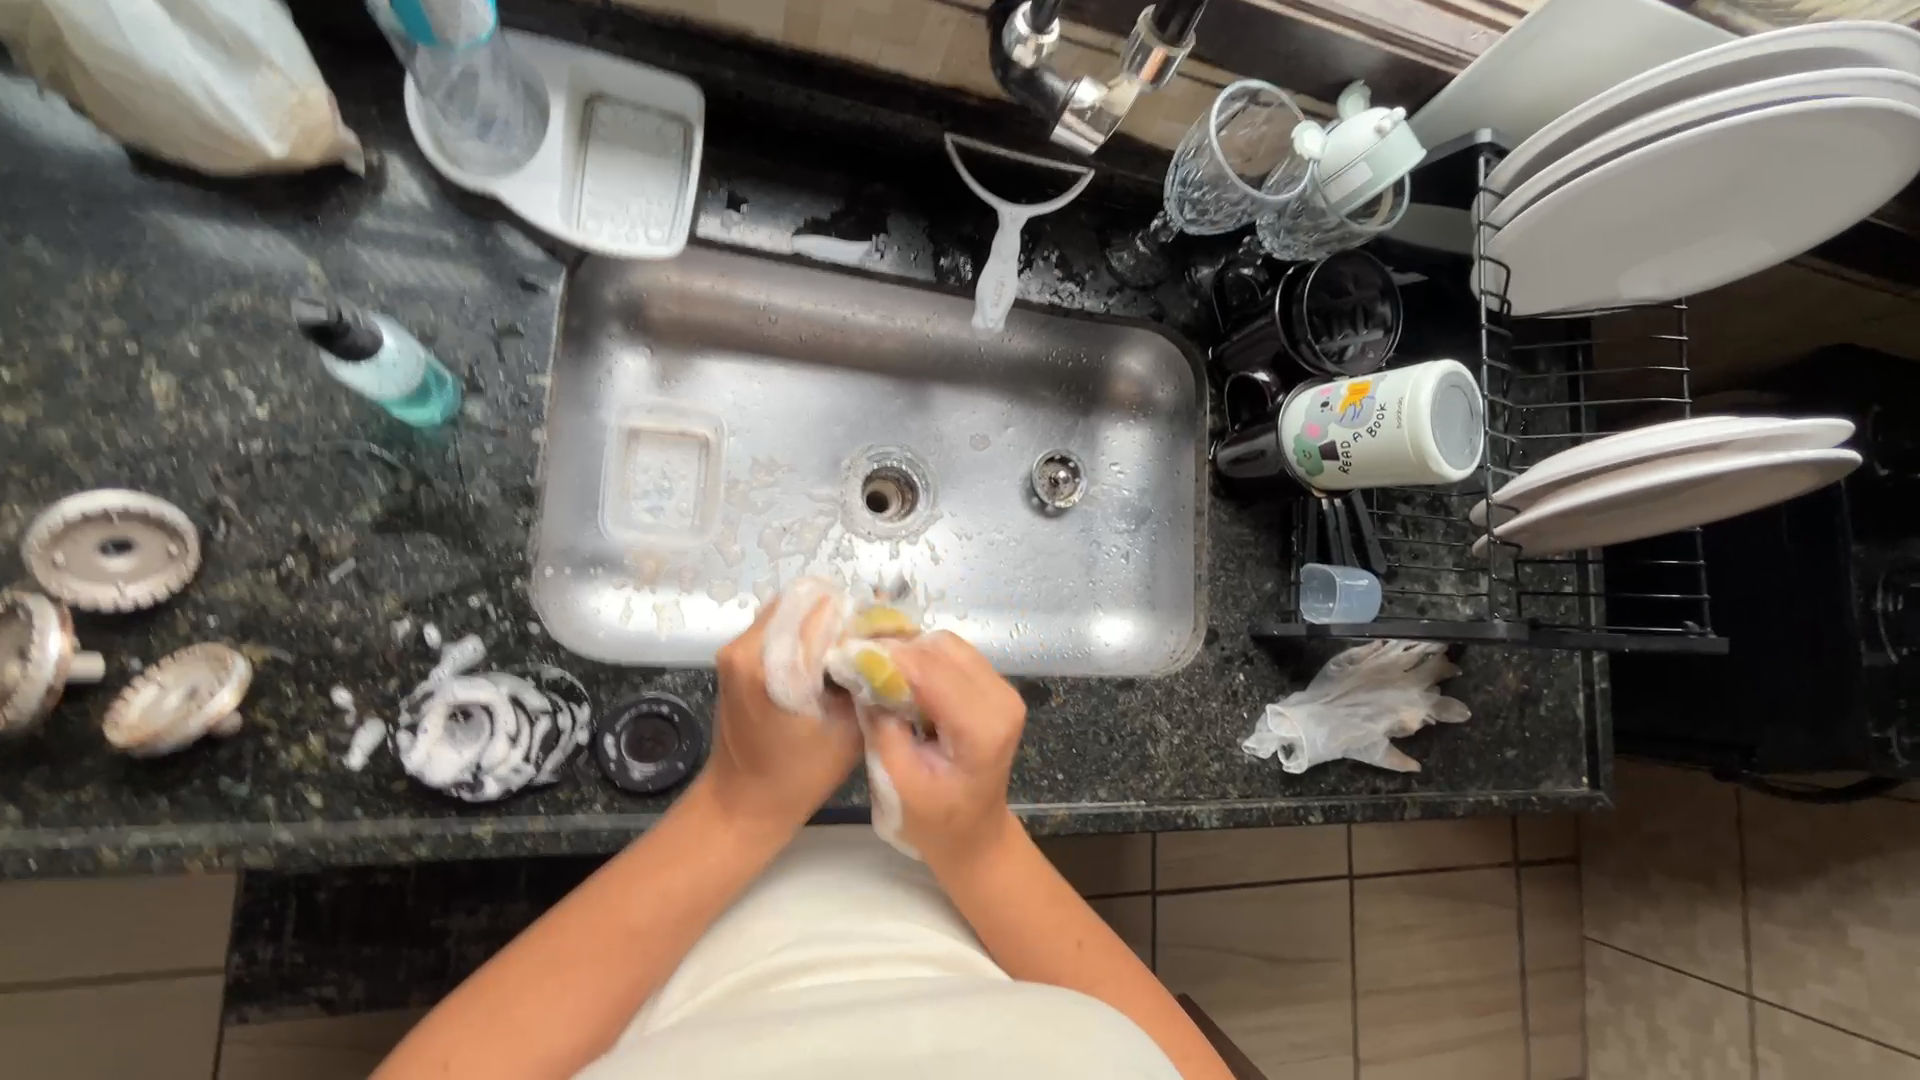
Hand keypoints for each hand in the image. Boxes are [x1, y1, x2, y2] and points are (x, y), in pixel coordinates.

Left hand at [700, 596, 863, 835]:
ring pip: (792, 606)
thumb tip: (891, 643)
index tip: (886, 640)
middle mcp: (747, 646)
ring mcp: (735, 647)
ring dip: (824, 621)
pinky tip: (825, 661)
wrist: (741, 803)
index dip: (862, 621)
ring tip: (849, 653)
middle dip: (843, 615)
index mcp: (772, 665)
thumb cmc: (799, 777)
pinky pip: (778, 623)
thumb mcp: (850, 729)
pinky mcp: (735, 655)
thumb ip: (869, 679)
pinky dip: (805, 631)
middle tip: (870, 644)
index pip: (827, 611)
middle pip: (806, 599)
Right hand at [866, 631, 1026, 871]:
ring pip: (946, 644)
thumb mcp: (896, 780)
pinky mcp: (995, 687)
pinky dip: (924, 659)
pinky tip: (901, 680)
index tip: (844, 658)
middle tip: (857, 666)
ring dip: (910, 653)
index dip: (884, 657)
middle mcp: (1001, 699)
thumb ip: (880, 723)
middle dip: (895, 651)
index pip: (928, 669)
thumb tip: (860, 670)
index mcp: (981, 727)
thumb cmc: (933, 821)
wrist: (974, 835)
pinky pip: (954, 655)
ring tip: (877, 674)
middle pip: (939, 648)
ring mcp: (1003, 690)